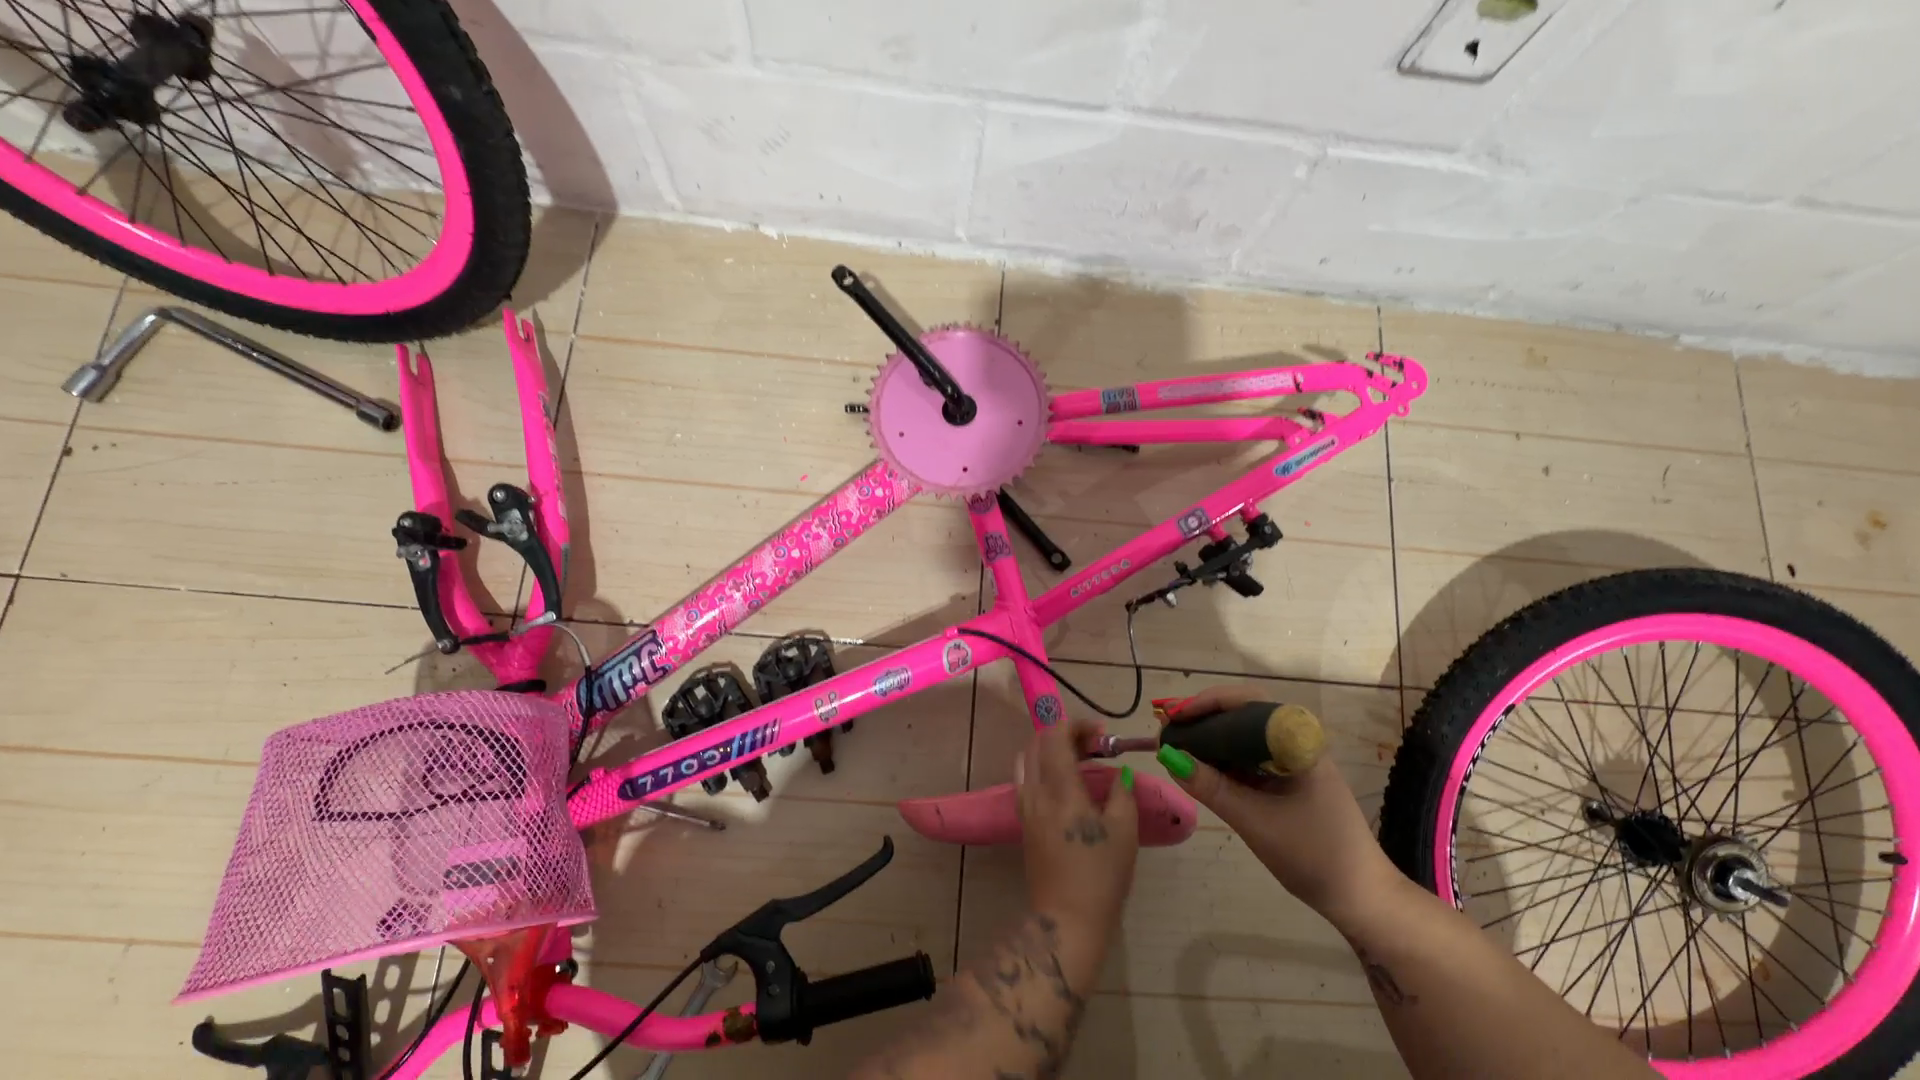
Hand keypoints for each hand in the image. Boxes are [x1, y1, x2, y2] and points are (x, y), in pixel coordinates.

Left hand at [1016, 716, 1140, 928]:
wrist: (1068, 918)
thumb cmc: (1102, 876)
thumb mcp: (1125, 832)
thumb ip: (1122, 793)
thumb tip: (1120, 773)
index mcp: (1060, 789)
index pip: (1056, 736)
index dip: (1077, 726)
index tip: (1103, 734)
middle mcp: (1035, 792)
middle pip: (1038, 743)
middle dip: (1065, 735)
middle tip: (1095, 746)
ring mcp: (1025, 807)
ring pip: (1027, 760)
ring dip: (1051, 751)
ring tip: (1081, 763)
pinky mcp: (1023, 823)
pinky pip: (1026, 780)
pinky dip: (1042, 769)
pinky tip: (1066, 785)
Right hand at [1158, 684, 1397, 928]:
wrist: (1361, 896)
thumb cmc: (1314, 854)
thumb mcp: (1256, 821)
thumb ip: (1212, 788)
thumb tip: (1169, 758)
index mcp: (1298, 742)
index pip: (1247, 702)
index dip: (1206, 704)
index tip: (1172, 718)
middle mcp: (1297, 743)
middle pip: (1243, 715)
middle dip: (1202, 720)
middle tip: (1166, 732)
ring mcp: (1294, 762)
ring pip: (1245, 737)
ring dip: (1210, 740)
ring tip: (1175, 749)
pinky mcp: (1290, 782)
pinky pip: (1251, 759)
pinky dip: (1223, 761)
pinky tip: (1200, 770)